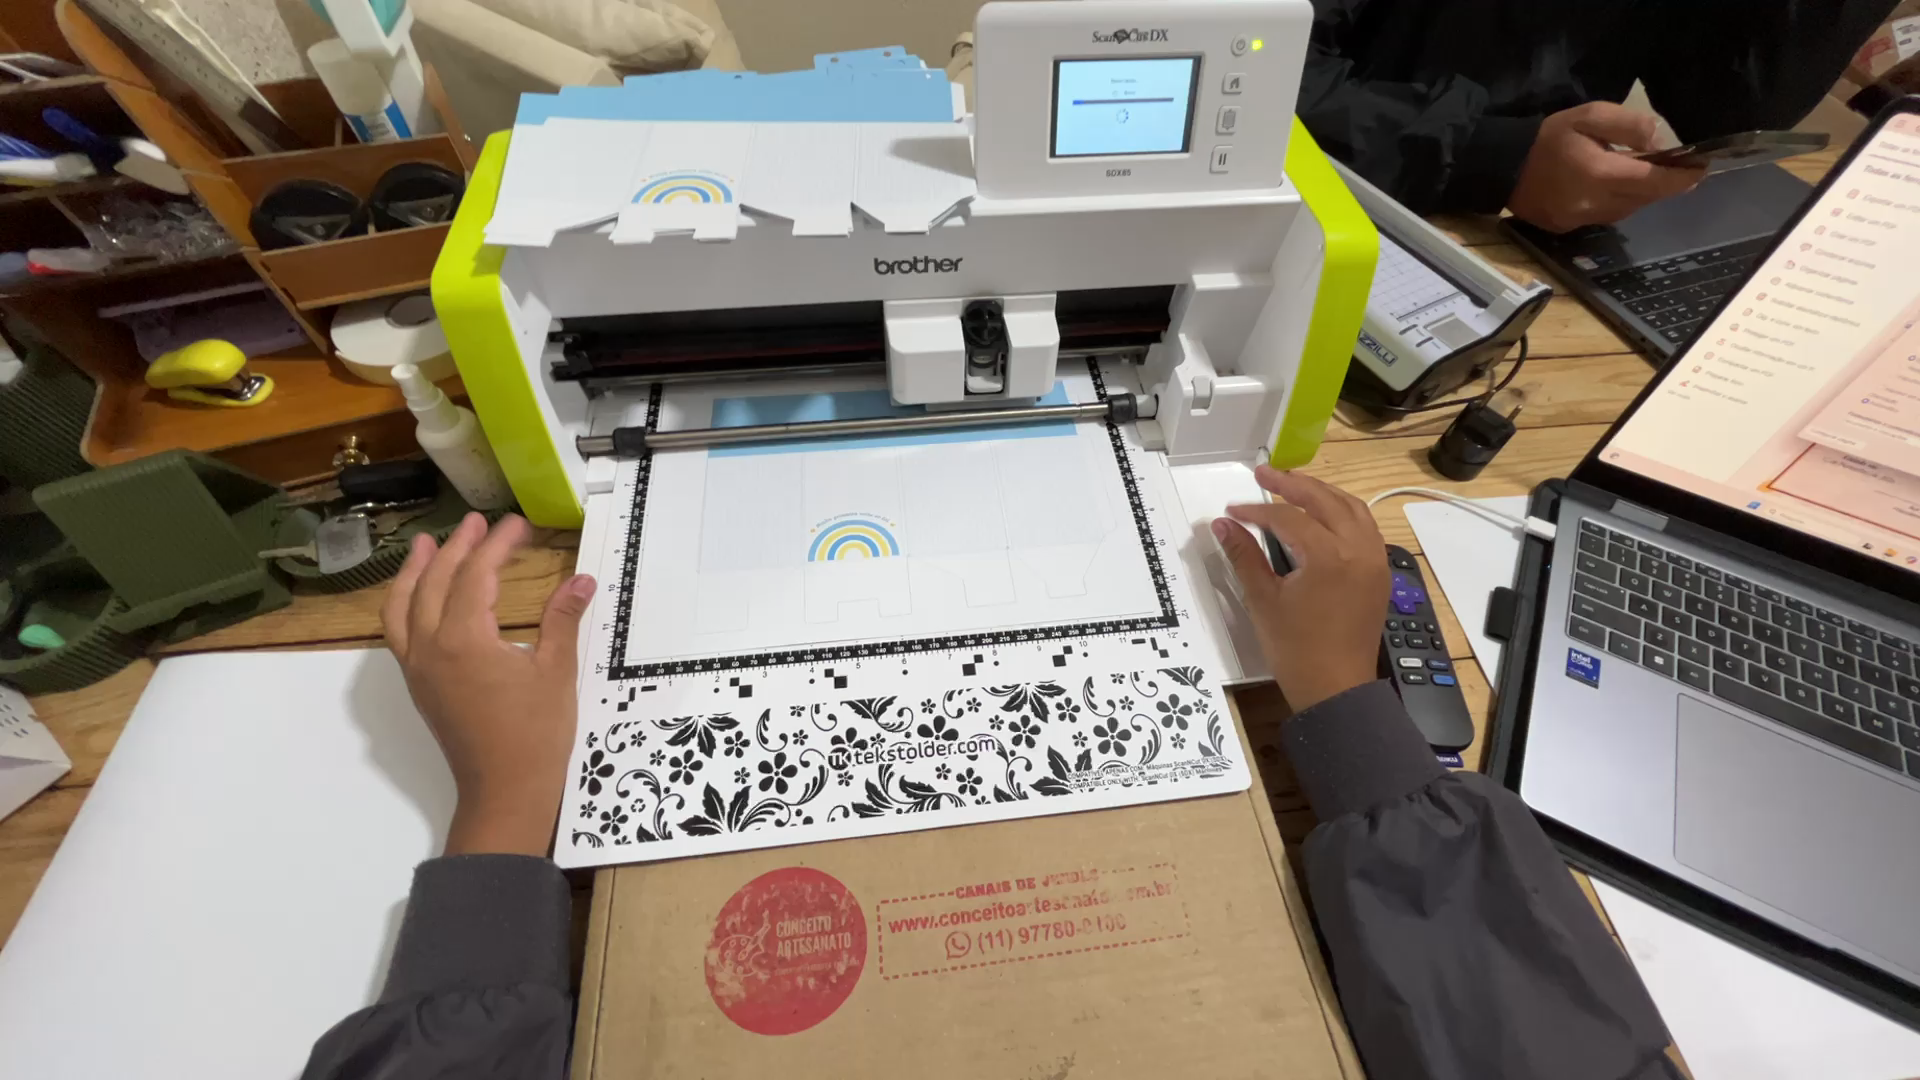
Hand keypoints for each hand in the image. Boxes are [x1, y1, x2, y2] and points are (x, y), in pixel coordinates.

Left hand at [382, 512, 596, 856]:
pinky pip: (399, 632)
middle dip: (455, 549)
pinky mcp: (420, 685)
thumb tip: (581, 581)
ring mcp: (418, 669)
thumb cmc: (537, 732)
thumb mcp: (557, 671)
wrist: (505, 788)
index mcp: (465, 641)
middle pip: (434, 584)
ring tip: (425, 546)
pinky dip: (405, 603)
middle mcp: (430, 649)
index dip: (496, 546)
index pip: (476, 577)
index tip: (516, 525)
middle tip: (476, 522)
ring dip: (414, 572)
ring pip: (401, 608)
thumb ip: (562, 621)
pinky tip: (422, 597)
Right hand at [1212, 467, 1389, 711]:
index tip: (1232, 511)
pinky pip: (1364, 527)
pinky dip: (1341, 512)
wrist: (1335, 688)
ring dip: (1321, 493)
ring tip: (1292, 486)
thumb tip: (1222, 524)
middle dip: (1292, 484)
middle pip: (1325, 500)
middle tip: (1263, 474)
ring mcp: (1375, 560)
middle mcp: (1359, 550)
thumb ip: (1243, 555)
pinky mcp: (1378, 573)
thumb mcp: (1263, 598)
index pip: (1288, 517)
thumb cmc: (1295, 648)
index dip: (1256, 510)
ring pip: (1352, 508)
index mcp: (1329, 556)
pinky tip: (1321, 515)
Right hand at [1507, 102, 1705, 231]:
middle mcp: (1592, 203)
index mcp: (1602, 174)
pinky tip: (1607, 192)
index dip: (1683, 177)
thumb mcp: (1592, 115)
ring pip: (1623, 212)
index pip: (1656, 181)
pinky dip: (1612, 206)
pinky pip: (1600, 219)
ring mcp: (1575, 219)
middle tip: (1673, 170)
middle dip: (1662, 186)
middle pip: (1643, 199)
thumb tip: (1661, 141)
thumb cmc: (1547, 138)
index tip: (1700, 168)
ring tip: (1641, 180)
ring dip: (1638, 197)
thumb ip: (1631, 125)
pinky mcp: (1562, 227)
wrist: (1500, 168)